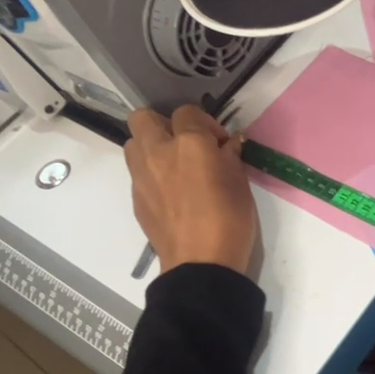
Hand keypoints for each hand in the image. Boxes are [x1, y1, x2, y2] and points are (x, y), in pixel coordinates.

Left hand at [124, 104, 259, 274]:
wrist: (201, 262)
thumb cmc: (230, 219)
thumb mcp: (240, 182)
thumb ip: (230, 156)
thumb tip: (227, 145)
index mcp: (190, 142)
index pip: (188, 112)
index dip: (205, 123)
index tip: (219, 143)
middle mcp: (158, 151)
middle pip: (144, 117)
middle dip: (164, 124)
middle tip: (186, 144)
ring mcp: (141, 174)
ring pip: (134, 143)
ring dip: (151, 146)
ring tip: (175, 166)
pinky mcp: (135, 196)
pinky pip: (138, 172)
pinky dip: (152, 173)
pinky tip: (173, 193)